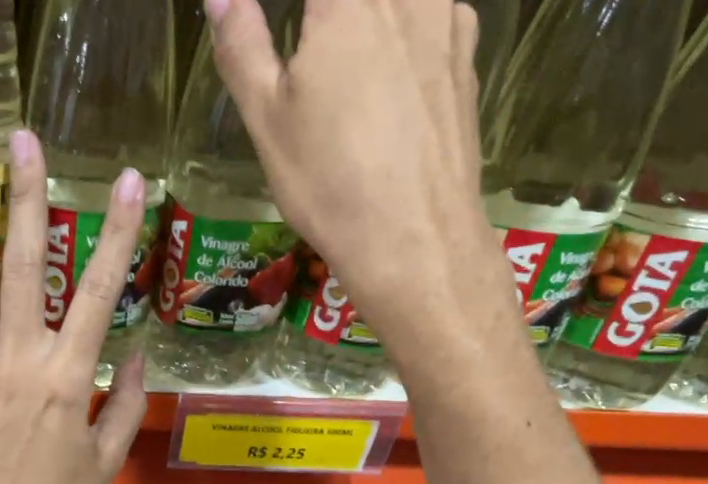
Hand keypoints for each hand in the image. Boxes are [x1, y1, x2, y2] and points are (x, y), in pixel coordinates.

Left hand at [0, 130, 149, 483]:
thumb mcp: (108, 456)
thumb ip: (128, 401)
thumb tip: (138, 354)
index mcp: (66, 378)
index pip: (96, 293)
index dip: (117, 235)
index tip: (128, 181)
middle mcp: (19, 362)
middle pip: (23, 270)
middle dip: (26, 202)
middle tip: (22, 144)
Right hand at [208, 0, 514, 353]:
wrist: (413, 237)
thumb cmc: (326, 180)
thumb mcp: (266, 118)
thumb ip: (242, 43)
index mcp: (347, 2)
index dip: (291, 10)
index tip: (267, 22)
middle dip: (327, 17)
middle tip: (306, 47)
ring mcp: (445, 15)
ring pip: (397, 3)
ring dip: (366, 21)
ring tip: (338, 61)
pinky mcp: (465, 52)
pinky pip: (431, 10)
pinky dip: (402, 24)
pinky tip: (385, 64)